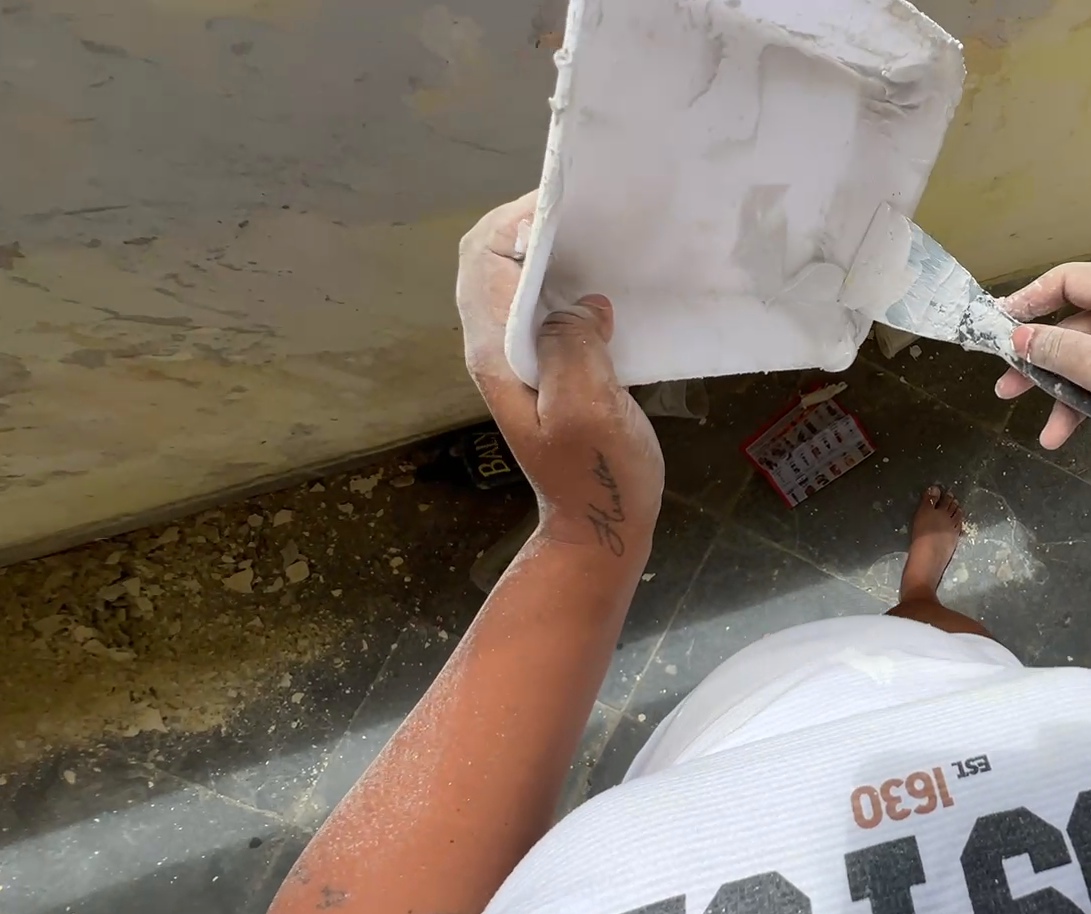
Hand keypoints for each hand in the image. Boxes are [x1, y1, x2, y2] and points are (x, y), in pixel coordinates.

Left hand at [456, 194, 663, 558]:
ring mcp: (523, 365)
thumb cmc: (598, 474)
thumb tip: (583, 304)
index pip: (487, 258)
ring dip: (549, 255)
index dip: (520, 221)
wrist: (601, 528)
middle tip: (586, 217)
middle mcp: (500, 350)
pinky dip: (567, 289)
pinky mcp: (550, 376)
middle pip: (493, 263)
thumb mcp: (589, 408)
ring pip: (519, 285)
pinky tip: (603, 294)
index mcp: (499, 352)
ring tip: (596, 243)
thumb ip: (574, 346)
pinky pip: (547, 314)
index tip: (572, 208)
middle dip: (530, 226)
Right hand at [998, 263, 1090, 474]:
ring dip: (1071, 405)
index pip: (1067, 281)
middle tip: (1007, 391)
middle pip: (1073, 333)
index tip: (998, 326)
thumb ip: (1056, 350)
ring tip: (1053, 439)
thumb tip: (1018, 338)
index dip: (1028, 301)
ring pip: (1090, 369)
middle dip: (1042, 370)